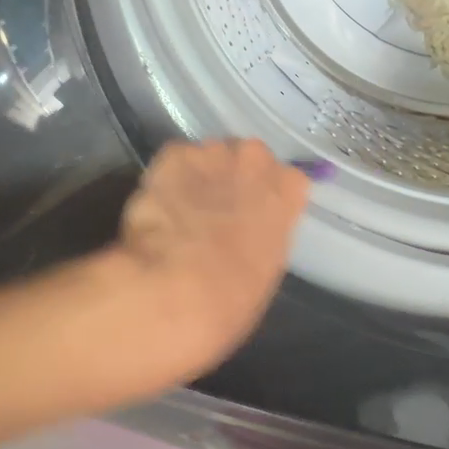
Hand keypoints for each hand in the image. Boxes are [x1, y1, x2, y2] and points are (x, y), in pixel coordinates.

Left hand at [110, 138, 310, 385]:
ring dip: (201, 177)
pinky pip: (175, 162)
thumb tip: (249, 229)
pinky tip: (160, 207)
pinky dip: (169, 180)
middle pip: (248, 158)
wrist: (176, 289)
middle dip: (235, 178)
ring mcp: (212, 152)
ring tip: (183, 209)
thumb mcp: (268, 267)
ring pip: (209, 157)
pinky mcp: (173, 155)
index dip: (267, 198)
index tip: (254, 215)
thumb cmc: (232, 296)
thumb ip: (266, 232)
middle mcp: (255, 158)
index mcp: (288, 188)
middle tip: (218, 209)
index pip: (287, 180)